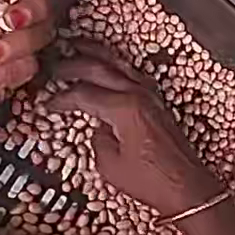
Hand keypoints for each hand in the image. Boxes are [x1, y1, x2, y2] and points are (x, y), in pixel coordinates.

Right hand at [46, 42, 222, 218]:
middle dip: (73, 64)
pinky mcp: (158, 103)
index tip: (48, 103)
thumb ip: (98, 138)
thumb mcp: (110, 165)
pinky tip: (107, 66)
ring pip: (120, 63)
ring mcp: (151, 96)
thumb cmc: (151, 181)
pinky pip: (133, 74)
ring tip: (78, 46)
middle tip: (54, 67)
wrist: (187, 188)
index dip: (61, 98)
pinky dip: (116, 66)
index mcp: (124, 108)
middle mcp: (139, 95)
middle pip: (100, 68)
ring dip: (96, 54)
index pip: (83, 93)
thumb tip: (99, 126)